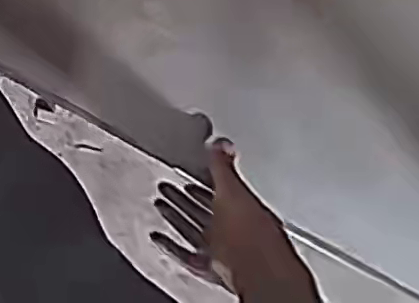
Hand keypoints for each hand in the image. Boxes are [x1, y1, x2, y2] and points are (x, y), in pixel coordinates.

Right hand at [151, 138, 319, 302]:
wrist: (259, 277)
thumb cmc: (254, 238)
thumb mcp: (234, 190)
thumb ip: (223, 166)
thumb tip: (222, 142)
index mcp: (248, 213)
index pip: (224, 191)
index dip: (206, 180)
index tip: (190, 171)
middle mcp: (238, 233)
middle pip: (209, 212)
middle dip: (188, 199)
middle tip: (169, 186)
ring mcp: (226, 253)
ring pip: (196, 231)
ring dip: (177, 217)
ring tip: (161, 204)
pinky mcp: (212, 269)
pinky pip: (187, 254)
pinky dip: (171, 245)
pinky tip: (159, 237)